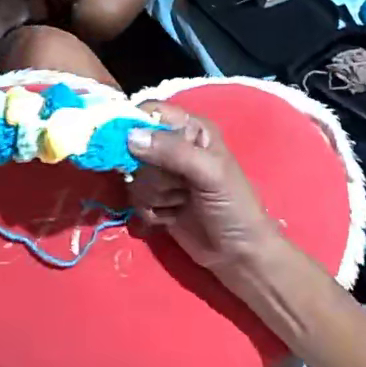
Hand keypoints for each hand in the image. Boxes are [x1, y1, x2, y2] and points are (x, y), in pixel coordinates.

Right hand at [125, 103, 280, 273]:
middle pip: (135, 147)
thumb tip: (131, 137)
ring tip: (179, 203)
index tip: (127, 147)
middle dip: (151, 173)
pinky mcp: (156, 200)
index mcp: (192, 128)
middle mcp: (174, 146)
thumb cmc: (234, 206)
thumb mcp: (210, 174)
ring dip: (153, 195)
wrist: (239, 254)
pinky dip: (151, 211)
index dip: (132, 125)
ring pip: (133, 177)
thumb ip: (173, 152)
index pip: (150, 112)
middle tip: (177, 185)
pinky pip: (135, 199)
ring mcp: (164, 174)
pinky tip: (171, 217)